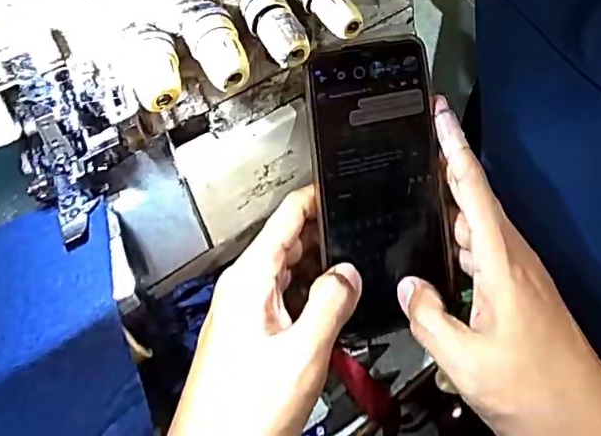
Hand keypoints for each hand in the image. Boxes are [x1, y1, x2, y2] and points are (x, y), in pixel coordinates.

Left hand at [170, 186, 360, 435]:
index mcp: (250, 278)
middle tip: (359, 240)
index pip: (289, 212)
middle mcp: (242, 286)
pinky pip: (284, 295)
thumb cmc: (241, 416)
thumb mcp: (301, 353)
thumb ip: (332, 302)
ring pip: (289, 269)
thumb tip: (349, 271)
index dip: (319, 195)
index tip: (345, 189)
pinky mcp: (247, 332)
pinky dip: (309, 294)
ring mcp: (242, 309)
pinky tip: (328, 313)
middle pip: (291, 238)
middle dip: (327, 237)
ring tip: (349, 279)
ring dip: (320, 269)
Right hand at [398, 97, 600, 435]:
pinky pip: (483, 248)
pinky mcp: (518, 288)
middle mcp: (512, 254)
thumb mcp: (468, 362)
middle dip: (448, 163)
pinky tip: (446, 250)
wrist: (584, 417)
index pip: (472, 185)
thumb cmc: (538, 390)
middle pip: (473, 196)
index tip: (442, 111)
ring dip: (452, 204)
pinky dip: (461, 239)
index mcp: (501, 258)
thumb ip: (431, 320)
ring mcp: (517, 270)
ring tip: (425, 189)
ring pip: (477, 223)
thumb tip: (410, 288)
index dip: (454, 143)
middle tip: (424, 137)